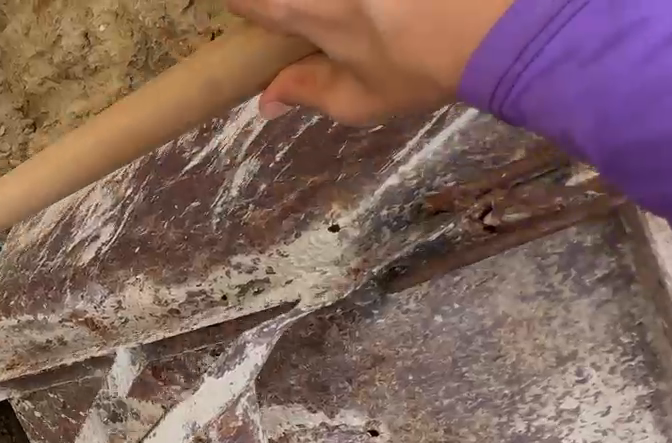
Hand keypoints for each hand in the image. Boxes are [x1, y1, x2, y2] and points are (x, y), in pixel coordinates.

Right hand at [229, 0, 514, 123]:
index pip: (249, 0)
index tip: (256, 15)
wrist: (529, 16)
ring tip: (377, 20)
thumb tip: (268, 99)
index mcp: (309, 9)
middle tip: (316, 19)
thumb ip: (309, 92)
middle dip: (296, 6)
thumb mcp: (362, 100)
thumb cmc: (431, 66)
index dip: (247, 6)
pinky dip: (386, 4)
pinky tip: (406, 14)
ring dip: (356, 10)